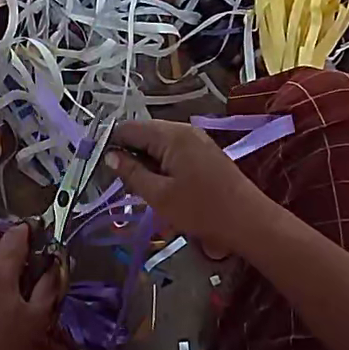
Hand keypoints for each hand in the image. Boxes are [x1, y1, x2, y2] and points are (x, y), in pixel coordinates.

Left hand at [0, 225, 61, 349]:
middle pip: (0, 247)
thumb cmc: (4, 347)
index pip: (17, 234)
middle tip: (30, 281)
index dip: (32, 234)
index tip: (44, 246)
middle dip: (17, 257)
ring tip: (7, 296)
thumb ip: (48, 285)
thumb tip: (54, 263)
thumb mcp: (37, 318)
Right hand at [107, 120, 282, 258]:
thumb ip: (132, 173)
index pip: (129, 128)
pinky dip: (160, 165)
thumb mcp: (158, 195)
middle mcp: (184, 130)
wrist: (248, 221)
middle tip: (119, 182)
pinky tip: (159, 185)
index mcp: (171, 135)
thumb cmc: (201, 209)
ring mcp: (196, 140)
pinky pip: (172, 152)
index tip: (100, 166)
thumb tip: (110, 156)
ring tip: (139, 187)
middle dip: (128, 154)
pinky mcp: (204, 153)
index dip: (111, 144)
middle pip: (144, 134)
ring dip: (144, 162)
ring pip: (158, 144)